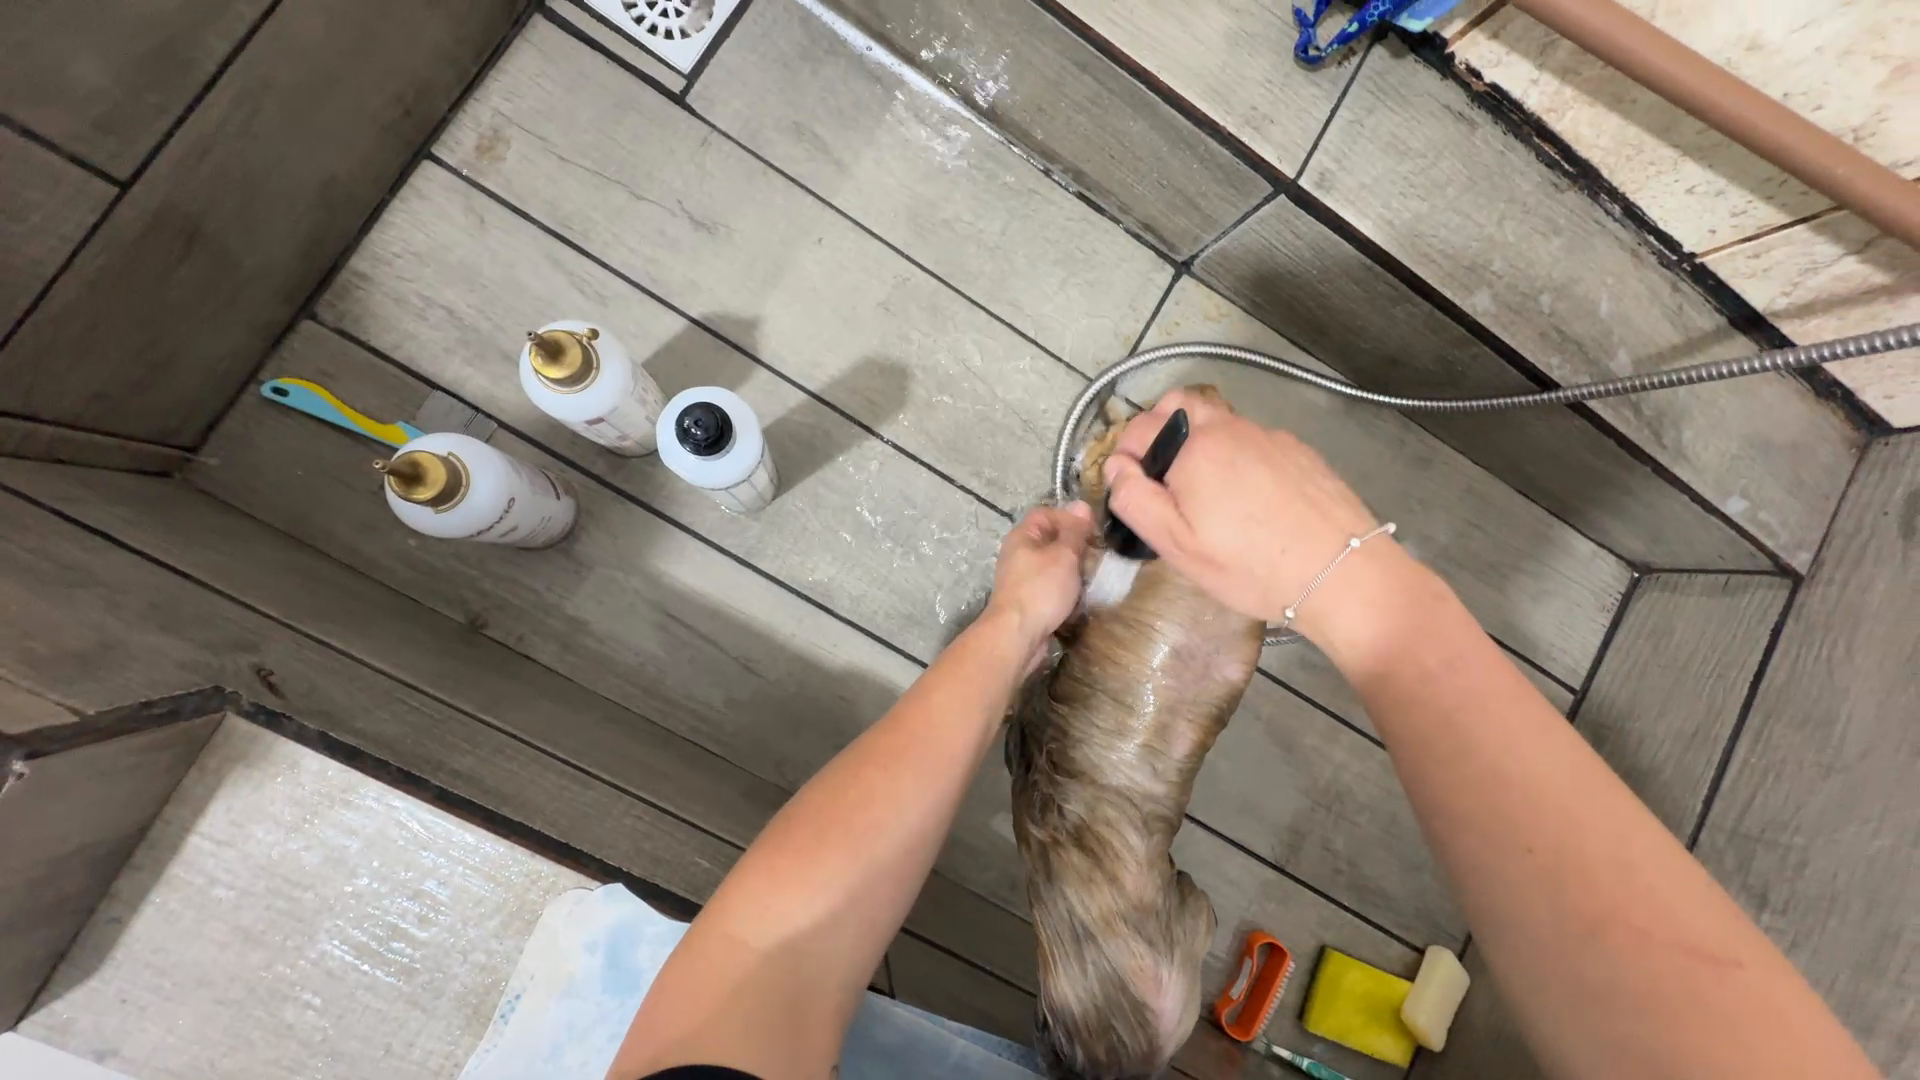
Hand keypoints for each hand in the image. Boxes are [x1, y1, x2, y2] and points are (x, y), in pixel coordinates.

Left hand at [985, 502, 1094, 656]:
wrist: (1018, 636)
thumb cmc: (1041, 589)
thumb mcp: (1064, 555)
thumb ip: (1074, 531)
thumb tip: (1081, 505)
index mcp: (1023, 537)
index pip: (1047, 514)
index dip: (1070, 518)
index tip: (1093, 531)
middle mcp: (1020, 554)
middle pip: (1052, 540)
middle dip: (1076, 547)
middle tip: (1097, 557)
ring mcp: (1024, 579)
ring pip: (1054, 566)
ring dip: (1074, 571)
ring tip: (1094, 578)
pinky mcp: (1030, 601)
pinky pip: (1052, 588)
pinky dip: (1067, 591)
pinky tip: (1081, 598)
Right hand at [1101, 389, 1400, 639]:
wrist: (1342, 574)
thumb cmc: (1249, 566)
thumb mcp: (1176, 545)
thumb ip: (1135, 499)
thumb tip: (1115, 466)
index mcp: (1194, 446)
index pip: (1138, 428)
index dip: (1124, 456)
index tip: (1130, 488)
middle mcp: (1230, 427)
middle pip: (1179, 405)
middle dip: (1158, 431)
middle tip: (1161, 478)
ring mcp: (1268, 435)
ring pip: (1217, 422)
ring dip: (1197, 443)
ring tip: (1205, 494)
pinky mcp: (1297, 450)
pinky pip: (1251, 440)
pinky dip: (1235, 456)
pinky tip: (1248, 500)